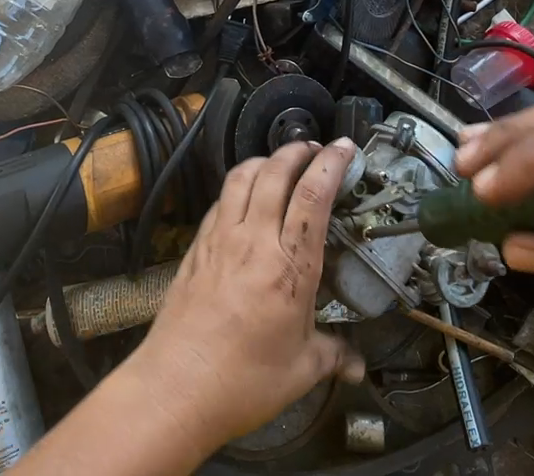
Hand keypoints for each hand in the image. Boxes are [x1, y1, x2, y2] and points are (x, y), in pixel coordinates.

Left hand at [121, 139, 365, 452]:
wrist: (176, 386)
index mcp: (291, 266)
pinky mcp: (196, 246)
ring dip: (264, 160)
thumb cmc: (244, 382)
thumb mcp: (301, 370)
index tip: (344, 147)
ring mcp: (220, 239)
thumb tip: (358, 365)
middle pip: (275, 172)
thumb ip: (333, 355)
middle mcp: (254, 241)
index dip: (331, 163)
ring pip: (241, 177)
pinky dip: (237, 186)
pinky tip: (244, 196)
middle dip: (297, 151)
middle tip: (314, 149)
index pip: (313, 196)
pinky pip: (219, 201)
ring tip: (280, 162)